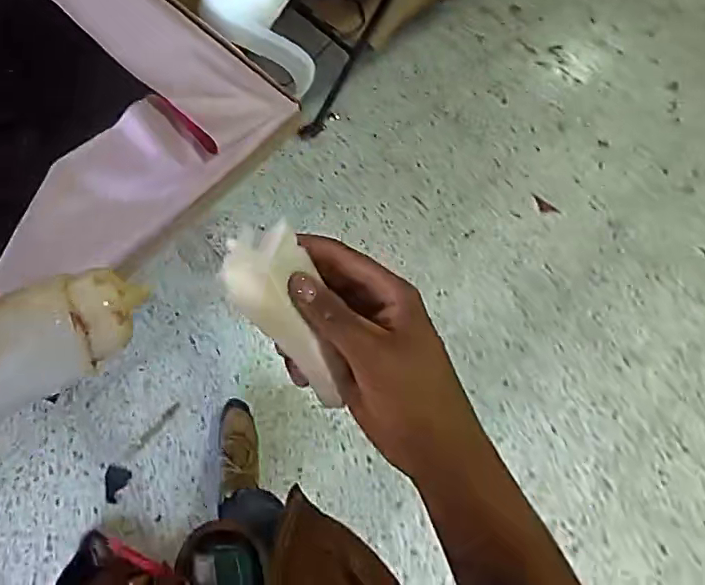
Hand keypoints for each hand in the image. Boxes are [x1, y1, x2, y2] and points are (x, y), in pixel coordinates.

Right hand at [283, 235, 495, 486]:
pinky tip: (299, 372)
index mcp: (390, 295)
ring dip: (302, 328)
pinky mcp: (358, 363)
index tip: (274, 248)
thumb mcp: (370, 353)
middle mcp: (377, 308)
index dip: (311, 250)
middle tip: (265, 298)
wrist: (439, 456)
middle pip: (331, 287)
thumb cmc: (412, 397)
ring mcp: (367, 336)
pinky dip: (310, 353)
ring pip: (324, 318)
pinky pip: (327, 346)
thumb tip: (297, 280)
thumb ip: (332, 316)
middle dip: (300, 292)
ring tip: (282, 345)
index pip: (345, 260)